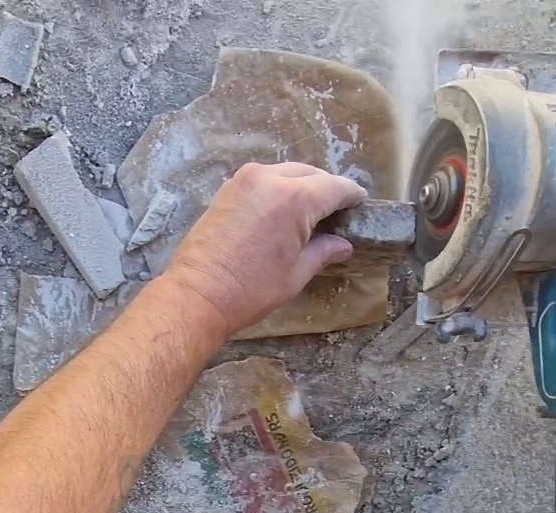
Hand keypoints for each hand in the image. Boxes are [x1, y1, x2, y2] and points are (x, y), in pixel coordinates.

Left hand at [163, 162, 366, 335]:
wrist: (197, 296)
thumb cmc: (249, 291)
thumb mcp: (295, 274)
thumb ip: (323, 252)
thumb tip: (343, 245)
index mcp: (295, 198)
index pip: (335, 187)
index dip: (351, 197)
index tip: (359, 206)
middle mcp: (270, 179)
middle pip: (311, 175)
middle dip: (325, 192)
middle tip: (333, 215)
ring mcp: (244, 180)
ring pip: (285, 174)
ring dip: (300, 189)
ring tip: (305, 216)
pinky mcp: (227, 189)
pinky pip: (262, 181)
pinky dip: (276, 191)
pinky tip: (279, 214)